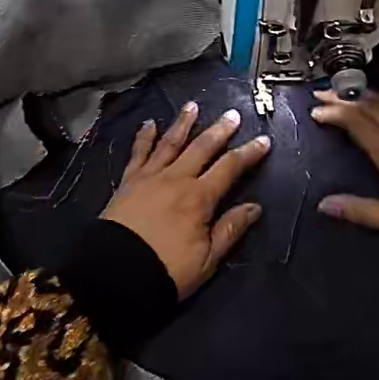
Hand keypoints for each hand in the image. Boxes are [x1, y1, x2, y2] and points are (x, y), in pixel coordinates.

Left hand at [101, 101, 271, 298]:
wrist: (115, 273)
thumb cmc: (166, 269)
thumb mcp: (207, 259)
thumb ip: (230, 229)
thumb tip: (255, 207)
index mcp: (199, 197)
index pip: (230, 168)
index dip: (248, 154)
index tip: (263, 140)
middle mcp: (176, 179)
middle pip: (202, 148)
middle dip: (220, 130)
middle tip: (232, 114)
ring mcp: (150, 177)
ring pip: (170, 143)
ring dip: (183, 123)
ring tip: (192, 106)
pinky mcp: (128, 181)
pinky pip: (138, 153)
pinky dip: (144, 137)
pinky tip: (149, 124)